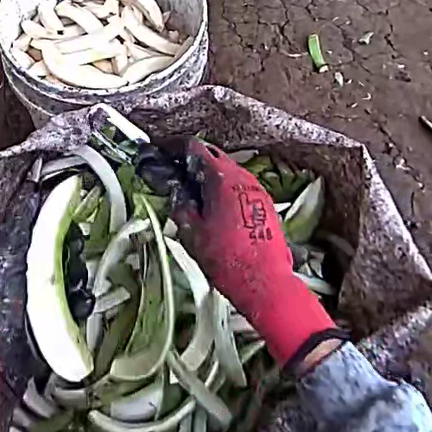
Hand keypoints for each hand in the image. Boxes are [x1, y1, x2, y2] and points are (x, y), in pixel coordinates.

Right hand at [138, 137, 339, 367]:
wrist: (266, 285)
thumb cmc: (228, 259)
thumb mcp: (190, 231)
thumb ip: (180, 203)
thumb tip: (175, 191)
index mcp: (222, 179)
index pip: (195, 148)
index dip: (175, 147)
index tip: (165, 151)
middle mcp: (243, 179)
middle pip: (214, 155)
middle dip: (193, 160)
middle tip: (176, 169)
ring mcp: (257, 191)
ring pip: (229, 171)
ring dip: (210, 175)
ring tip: (194, 189)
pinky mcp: (265, 205)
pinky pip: (240, 186)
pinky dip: (224, 188)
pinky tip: (214, 204)